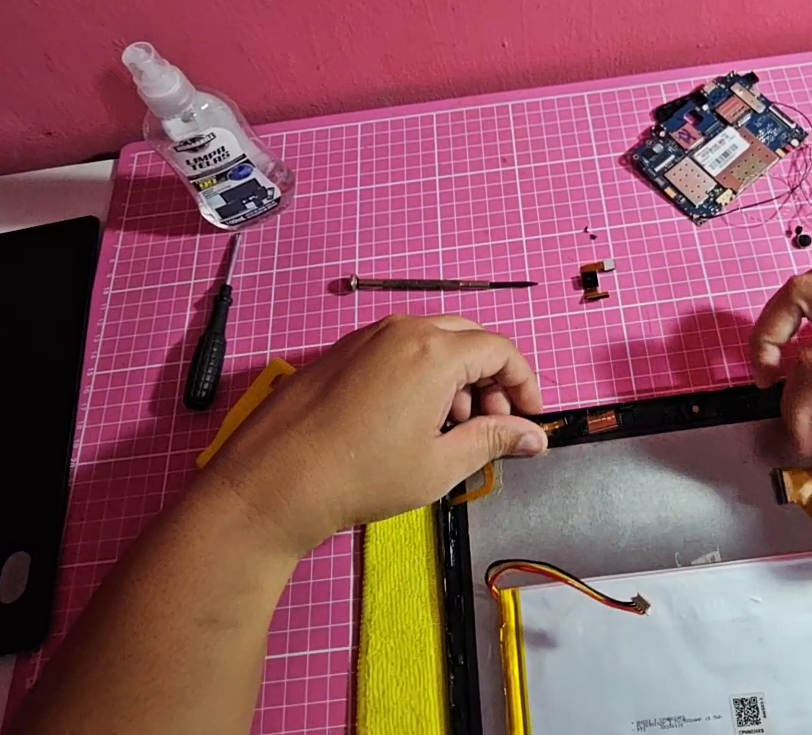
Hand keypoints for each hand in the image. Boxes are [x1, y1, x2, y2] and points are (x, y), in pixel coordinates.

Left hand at [202, 314, 547, 553]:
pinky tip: (412, 418)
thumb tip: (536, 438)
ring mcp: (370, 335)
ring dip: (457, 377)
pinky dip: (423, 373)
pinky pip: (401, 348)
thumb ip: (494, 440)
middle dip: (490, 379)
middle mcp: (405, 330)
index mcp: (435, 351)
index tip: (529, 417)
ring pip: (434, 342)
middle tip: (493, 424)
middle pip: (469, 339)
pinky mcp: (346, 349)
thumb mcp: (440, 464)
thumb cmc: (363, 476)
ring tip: (450, 428)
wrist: (275, 481)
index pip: (500, 350)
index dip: (523, 382)